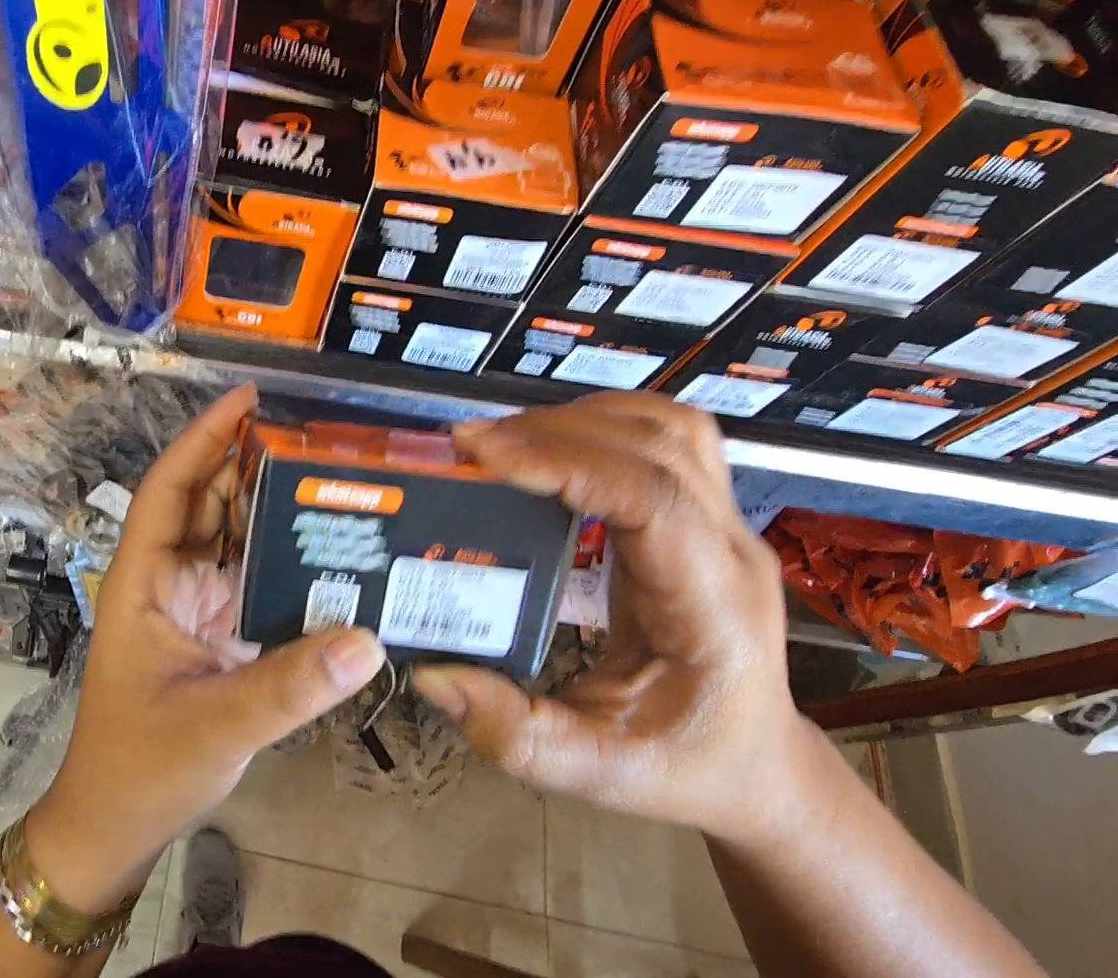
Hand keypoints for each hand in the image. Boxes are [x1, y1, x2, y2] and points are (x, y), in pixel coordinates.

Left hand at [28, 385, 387, 909]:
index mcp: (144, 582)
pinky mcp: (216, 633)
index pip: (168, 490)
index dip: (202, 439)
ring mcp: (192, 606)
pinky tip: (327, 545)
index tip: (244, 398)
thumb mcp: (216, 725)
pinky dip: (282, 558)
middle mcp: (167, 581)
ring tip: (331, 475)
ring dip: (268, 506)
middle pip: (206, 504)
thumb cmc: (142, 767)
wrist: (117, 821)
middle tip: (315, 435)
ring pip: (230, 538)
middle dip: (248, 463)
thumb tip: (367, 640)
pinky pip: (251, 579)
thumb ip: (289, 686)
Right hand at [411, 393, 808, 844]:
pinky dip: (600, 426)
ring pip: (669, 427)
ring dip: (580, 418)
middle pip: (659, 443)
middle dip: (555, 430)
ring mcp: (723, 526)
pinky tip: (546, 447)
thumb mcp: (596, 772)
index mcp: (711, 606)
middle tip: (467, 446)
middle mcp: (728, 549)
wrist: (759, 766)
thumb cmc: (685, 766)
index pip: (652, 498)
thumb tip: (431, 675)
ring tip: (503, 440)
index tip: (481, 454)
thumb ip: (515, 733)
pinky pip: (661, 442)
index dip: (566, 463)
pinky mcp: (699, 518)